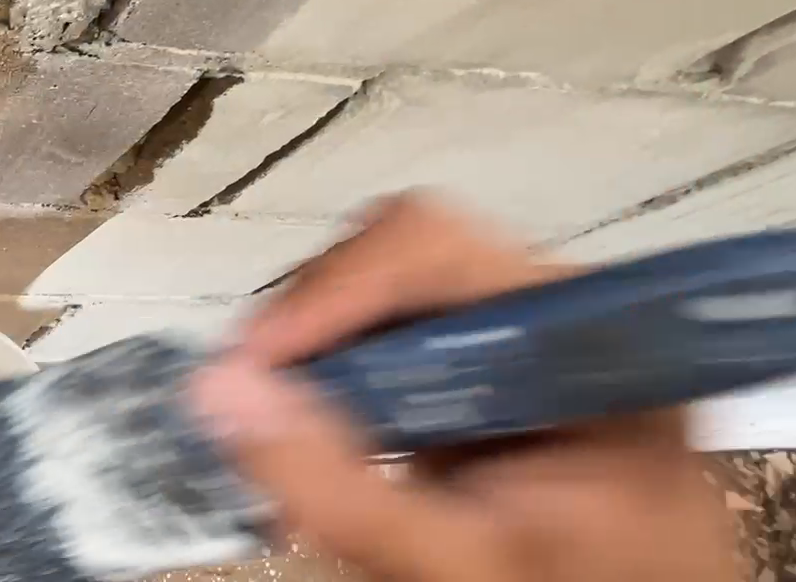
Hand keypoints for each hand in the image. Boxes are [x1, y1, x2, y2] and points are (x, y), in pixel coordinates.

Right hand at [189, 193, 737, 581]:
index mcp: (578, 347)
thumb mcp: (455, 564)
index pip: (433, 247)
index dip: (334, 284)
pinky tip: (307, 417)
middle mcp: (539, 311)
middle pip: (386, 254)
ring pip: (363, 280)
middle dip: (309, 319)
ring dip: (305, 342)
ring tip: (280, 417)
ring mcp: (496, 325)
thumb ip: (342, 488)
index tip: (261, 357)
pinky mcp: (457, 349)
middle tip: (259, 391)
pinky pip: (362, 318)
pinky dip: (316, 360)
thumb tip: (217, 386)